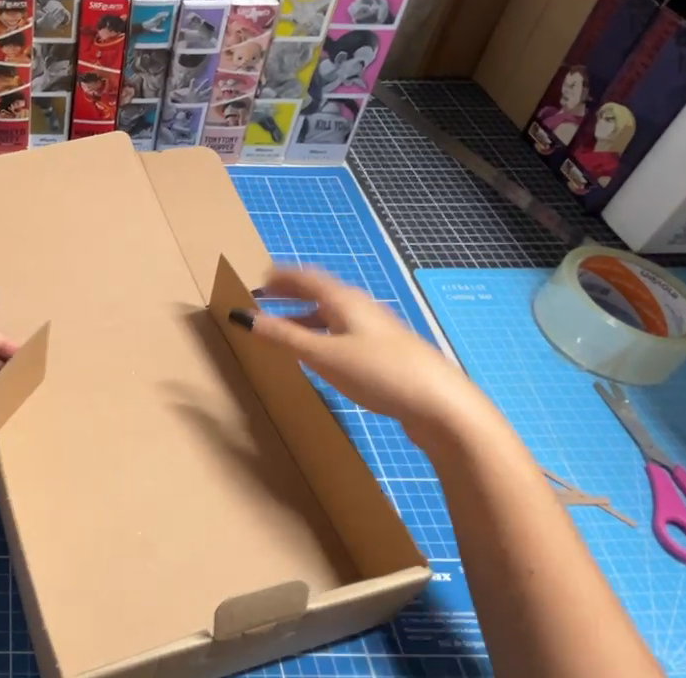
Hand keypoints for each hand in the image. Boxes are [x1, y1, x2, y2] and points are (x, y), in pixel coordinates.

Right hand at [241, 267, 496, 447]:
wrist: (444, 407)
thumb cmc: (378, 373)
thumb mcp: (322, 355)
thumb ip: (282, 336)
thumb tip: (241, 316)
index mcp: (345, 300)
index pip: (306, 277)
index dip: (281, 277)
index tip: (258, 280)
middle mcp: (362, 308)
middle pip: (321, 293)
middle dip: (292, 295)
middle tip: (266, 298)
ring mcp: (379, 332)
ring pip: (335, 315)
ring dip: (308, 317)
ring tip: (287, 328)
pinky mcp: (389, 356)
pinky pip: (346, 334)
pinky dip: (325, 335)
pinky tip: (324, 355)